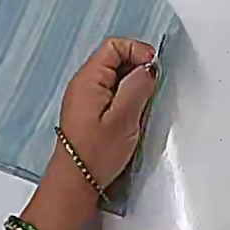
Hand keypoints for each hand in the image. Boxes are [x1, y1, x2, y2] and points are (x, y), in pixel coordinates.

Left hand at [0, 38, 158, 229]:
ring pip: (115, 76)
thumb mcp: (124, 118)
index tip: (153, 68)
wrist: (75, 184)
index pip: (113, 46)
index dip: (137, 50)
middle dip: (137, 67)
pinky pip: (111, 92)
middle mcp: (84, 84)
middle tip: (150, 89)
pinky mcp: (90, 111)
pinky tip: (133, 114)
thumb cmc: (96, 153)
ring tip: (142, 104)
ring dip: (133, 84)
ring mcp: (86, 98)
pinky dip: (126, 96)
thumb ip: (138, 87)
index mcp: (89, 79)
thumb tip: (147, 68)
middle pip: (115, 58)